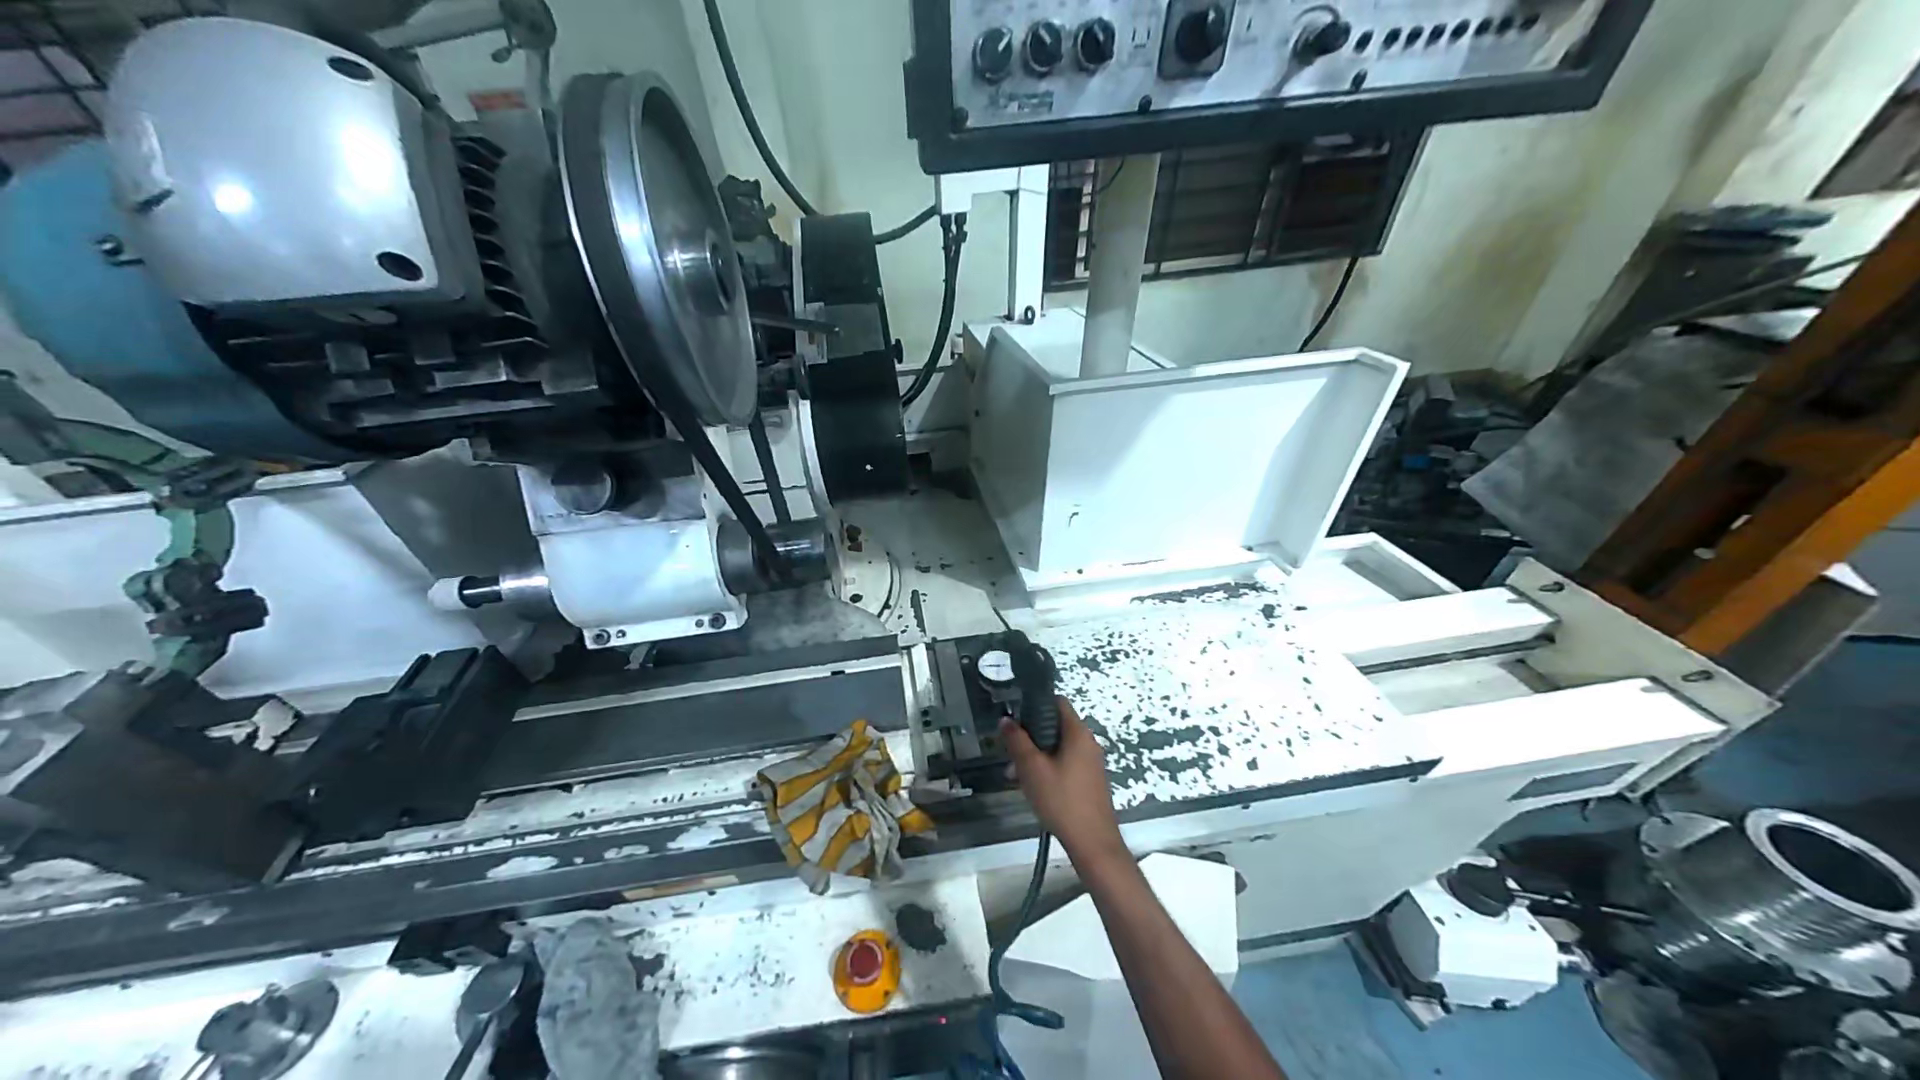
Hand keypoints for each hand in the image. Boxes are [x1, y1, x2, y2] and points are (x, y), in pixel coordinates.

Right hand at [999, 698, 1125, 864]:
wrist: (1092, 841)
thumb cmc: (1061, 799)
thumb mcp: (1032, 768)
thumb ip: (1017, 741)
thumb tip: (1006, 719)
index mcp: (1077, 732)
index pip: (1057, 702)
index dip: (1035, 704)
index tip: (1015, 718)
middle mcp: (1088, 742)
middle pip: (1056, 725)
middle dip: (1032, 734)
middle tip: (1011, 750)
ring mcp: (1091, 762)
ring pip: (1059, 746)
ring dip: (1037, 754)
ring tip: (1016, 773)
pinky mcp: (1090, 780)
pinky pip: (1066, 762)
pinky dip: (1049, 766)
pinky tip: (1035, 786)